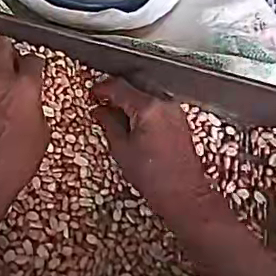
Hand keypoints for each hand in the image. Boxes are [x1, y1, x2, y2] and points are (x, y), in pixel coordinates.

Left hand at [0, 36, 48, 216]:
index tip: (35, 68)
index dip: (35, 63)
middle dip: (9, 49)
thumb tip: (30, 102)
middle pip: (1, 45)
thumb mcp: (42, 133)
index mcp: (26, 87)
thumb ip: (35, 107)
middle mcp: (0, 79)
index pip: (33, 60)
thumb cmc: (16, 159)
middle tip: (12, 59)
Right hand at [90, 76, 224, 230]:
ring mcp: (174, 109)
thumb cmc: (153, 176)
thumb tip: (99, 110)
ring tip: (115, 110)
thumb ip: (109, 123)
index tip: (92, 92)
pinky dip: (143, 104)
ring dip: (130, 96)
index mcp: (148, 108)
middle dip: (117, 89)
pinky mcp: (179, 118)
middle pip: (136, 82)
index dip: (102, 88)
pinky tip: (132, 118)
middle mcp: (164, 102)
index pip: (119, 87)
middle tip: (101, 99)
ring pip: (147, 90)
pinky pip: (157, 101)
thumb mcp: (121, 149)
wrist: (183, 192)